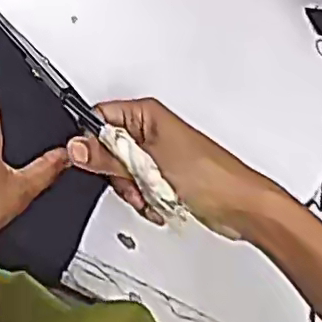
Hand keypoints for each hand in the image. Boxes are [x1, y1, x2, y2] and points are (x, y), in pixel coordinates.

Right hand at [68, 98, 284, 234]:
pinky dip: (144, 198)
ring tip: (151, 195)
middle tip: (133, 182)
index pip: (98, 119)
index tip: (93, 162)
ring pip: (121, 170)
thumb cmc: (212, 177)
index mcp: (144, 114)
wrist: (245, 208)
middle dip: (117, 173)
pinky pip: (137, 185)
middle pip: (107, 148)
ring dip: (132, 189)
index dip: (91, 143)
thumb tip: (77, 147)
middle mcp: (148, 129)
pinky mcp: (163, 175)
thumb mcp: (148, 166)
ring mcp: (156, 153)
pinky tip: (158, 203)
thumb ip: (108, 157)